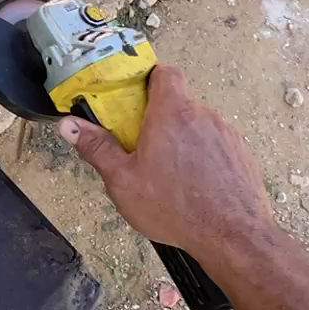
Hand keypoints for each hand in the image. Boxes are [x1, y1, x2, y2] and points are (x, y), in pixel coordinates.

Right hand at [57, 64, 277, 261]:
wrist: (233, 236)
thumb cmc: (177, 207)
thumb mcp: (122, 179)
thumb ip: (96, 147)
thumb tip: (69, 126)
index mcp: (171, 113)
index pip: (163, 72)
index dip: (147, 78)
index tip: (131, 96)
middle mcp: (202, 116)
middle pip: (175, 102)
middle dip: (156, 119)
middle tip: (140, 145)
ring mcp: (224, 135)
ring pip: (194, 125)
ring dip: (179, 140)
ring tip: (165, 172)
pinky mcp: (239, 154)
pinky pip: (213, 145)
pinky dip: (200, 157)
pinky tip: (190, 184)